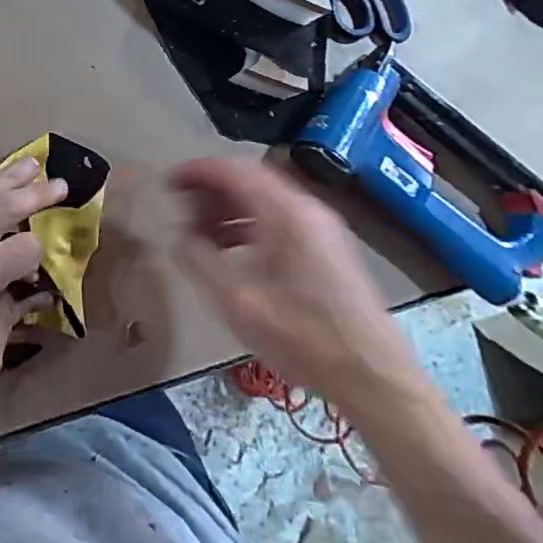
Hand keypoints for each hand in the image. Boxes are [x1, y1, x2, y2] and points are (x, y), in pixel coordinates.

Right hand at [173, 158, 424, 407]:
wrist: (371, 372)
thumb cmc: (302, 337)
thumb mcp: (239, 303)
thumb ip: (201, 263)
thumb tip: (181, 237)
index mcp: (284, 212)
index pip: (234, 171)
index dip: (198, 172)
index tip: (171, 182)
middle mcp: (306, 208)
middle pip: (251, 180)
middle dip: (212, 191)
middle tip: (182, 211)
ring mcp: (322, 226)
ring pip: (266, 200)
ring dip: (230, 209)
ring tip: (202, 234)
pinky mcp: (329, 246)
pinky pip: (281, 219)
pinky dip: (252, 224)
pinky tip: (235, 252)